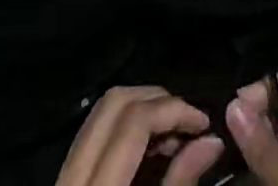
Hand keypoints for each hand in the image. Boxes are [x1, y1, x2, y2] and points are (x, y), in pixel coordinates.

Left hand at [55, 86, 224, 185]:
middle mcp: (73, 173)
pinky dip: (126, 127)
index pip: (134, 122)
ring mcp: (63, 174)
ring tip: (173, 136)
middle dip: (158, 100)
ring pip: (102, 111)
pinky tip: (150, 149)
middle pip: (114, 102)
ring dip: (143, 110)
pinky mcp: (64, 178)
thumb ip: (180, 181)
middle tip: (188, 122)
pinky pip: (95, 133)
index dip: (175, 111)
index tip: (204, 123)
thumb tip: (213, 139)